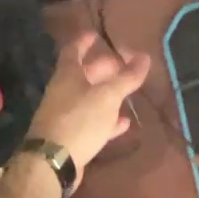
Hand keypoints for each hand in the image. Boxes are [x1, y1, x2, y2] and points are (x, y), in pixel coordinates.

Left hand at [26, 32, 151, 171]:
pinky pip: (91, 123)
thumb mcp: (107, 96)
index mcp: (68, 75)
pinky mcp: (71, 137)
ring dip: (106, 95)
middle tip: (122, 65)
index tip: (96, 35)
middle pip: (83, 75)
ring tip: (127, 92)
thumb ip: (127, 78)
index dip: (84, 42)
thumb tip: (145, 57)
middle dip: (102, 69)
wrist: (53, 162)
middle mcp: (63, 92)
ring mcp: (65, 115)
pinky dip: (107, 120)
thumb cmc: (79, 120)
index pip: (73, 50)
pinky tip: (123, 123)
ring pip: (88, 99)